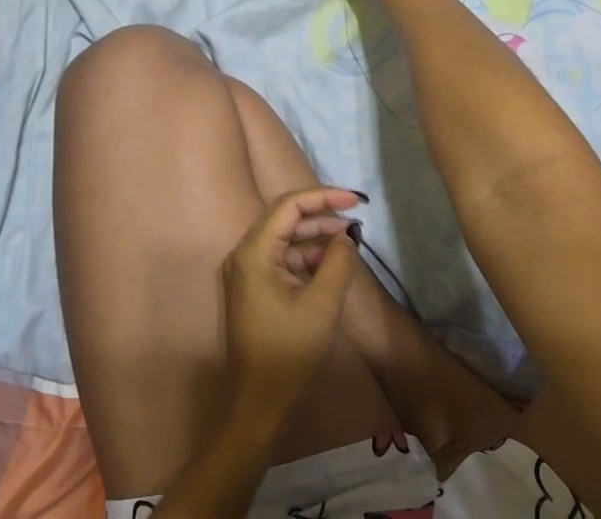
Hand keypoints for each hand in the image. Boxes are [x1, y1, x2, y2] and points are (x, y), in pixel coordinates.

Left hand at [222, 187, 363, 417]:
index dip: (323, 196)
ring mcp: (247, 274)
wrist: (259, 404)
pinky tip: (330, 264)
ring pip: (284, 239)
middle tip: (355, 220)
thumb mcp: (322, 304)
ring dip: (315, 236)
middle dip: (321, 215)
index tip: (356, 201)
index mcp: (254, 254)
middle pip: (284, 218)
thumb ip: (337, 262)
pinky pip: (281, 259)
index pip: (289, 206)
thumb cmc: (289, 352)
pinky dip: (305, 256)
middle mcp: (244, 256)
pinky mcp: (254, 290)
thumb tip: (347, 236)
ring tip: (348, 242)